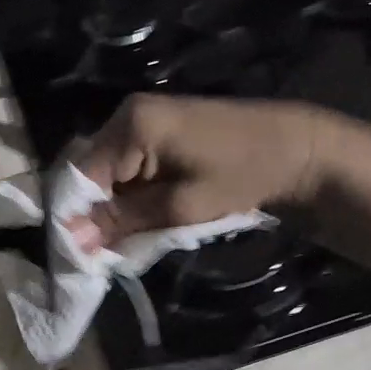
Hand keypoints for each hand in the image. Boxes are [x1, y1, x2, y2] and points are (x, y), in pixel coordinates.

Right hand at [68, 94, 335, 248]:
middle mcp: (127, 114)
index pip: (80, 176)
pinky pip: (125, 165)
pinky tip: (140, 216)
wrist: (296, 148)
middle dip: (92, 213)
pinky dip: (128, 194)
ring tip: (122, 238)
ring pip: (105, 171)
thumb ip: (123, 222)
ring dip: (111, 205)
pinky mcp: (154, 127)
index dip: (75, 217)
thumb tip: (74, 241)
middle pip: (88, 171)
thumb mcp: (181, 207)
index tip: (80, 255)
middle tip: (101, 252)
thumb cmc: (242, 175)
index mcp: (132, 126)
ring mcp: (140, 117)